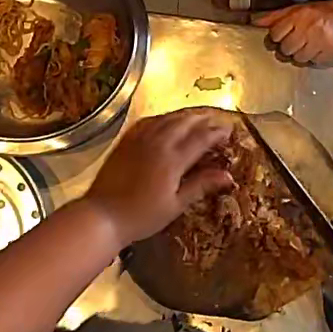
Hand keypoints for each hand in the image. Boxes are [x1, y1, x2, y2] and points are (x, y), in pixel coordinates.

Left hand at [82, 109, 234, 244]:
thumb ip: (201, 185)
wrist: (103, 215)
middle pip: (186, 122)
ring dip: (185, 115)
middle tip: (217, 121)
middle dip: (204, 119)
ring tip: (198, 117)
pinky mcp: (126, 140)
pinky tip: (167, 120)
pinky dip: (163, 117)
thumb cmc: (141, 216)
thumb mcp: (175, 205)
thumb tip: (228, 176)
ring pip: (167, 118)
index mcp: (173, 159)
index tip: (229, 131)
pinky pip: (148, 121)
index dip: (217, 132)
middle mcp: (158, 142)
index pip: (201, 138)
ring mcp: (140, 138)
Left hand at [255, 0, 332, 66]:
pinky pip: (313, 64)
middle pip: (285, 49)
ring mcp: (322, 43)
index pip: (276, 34)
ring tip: (309, 44)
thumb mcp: (296, 9)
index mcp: (300, 15)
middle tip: (298, 40)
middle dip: (289, 46)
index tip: (283, 35)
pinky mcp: (332, 54)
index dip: (277, 36)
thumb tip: (252, 20)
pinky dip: (314, 59)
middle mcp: (310, 29)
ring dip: (301, 54)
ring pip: (298, 59)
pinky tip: (319, 50)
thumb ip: (274, 16)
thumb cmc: (321, 13)